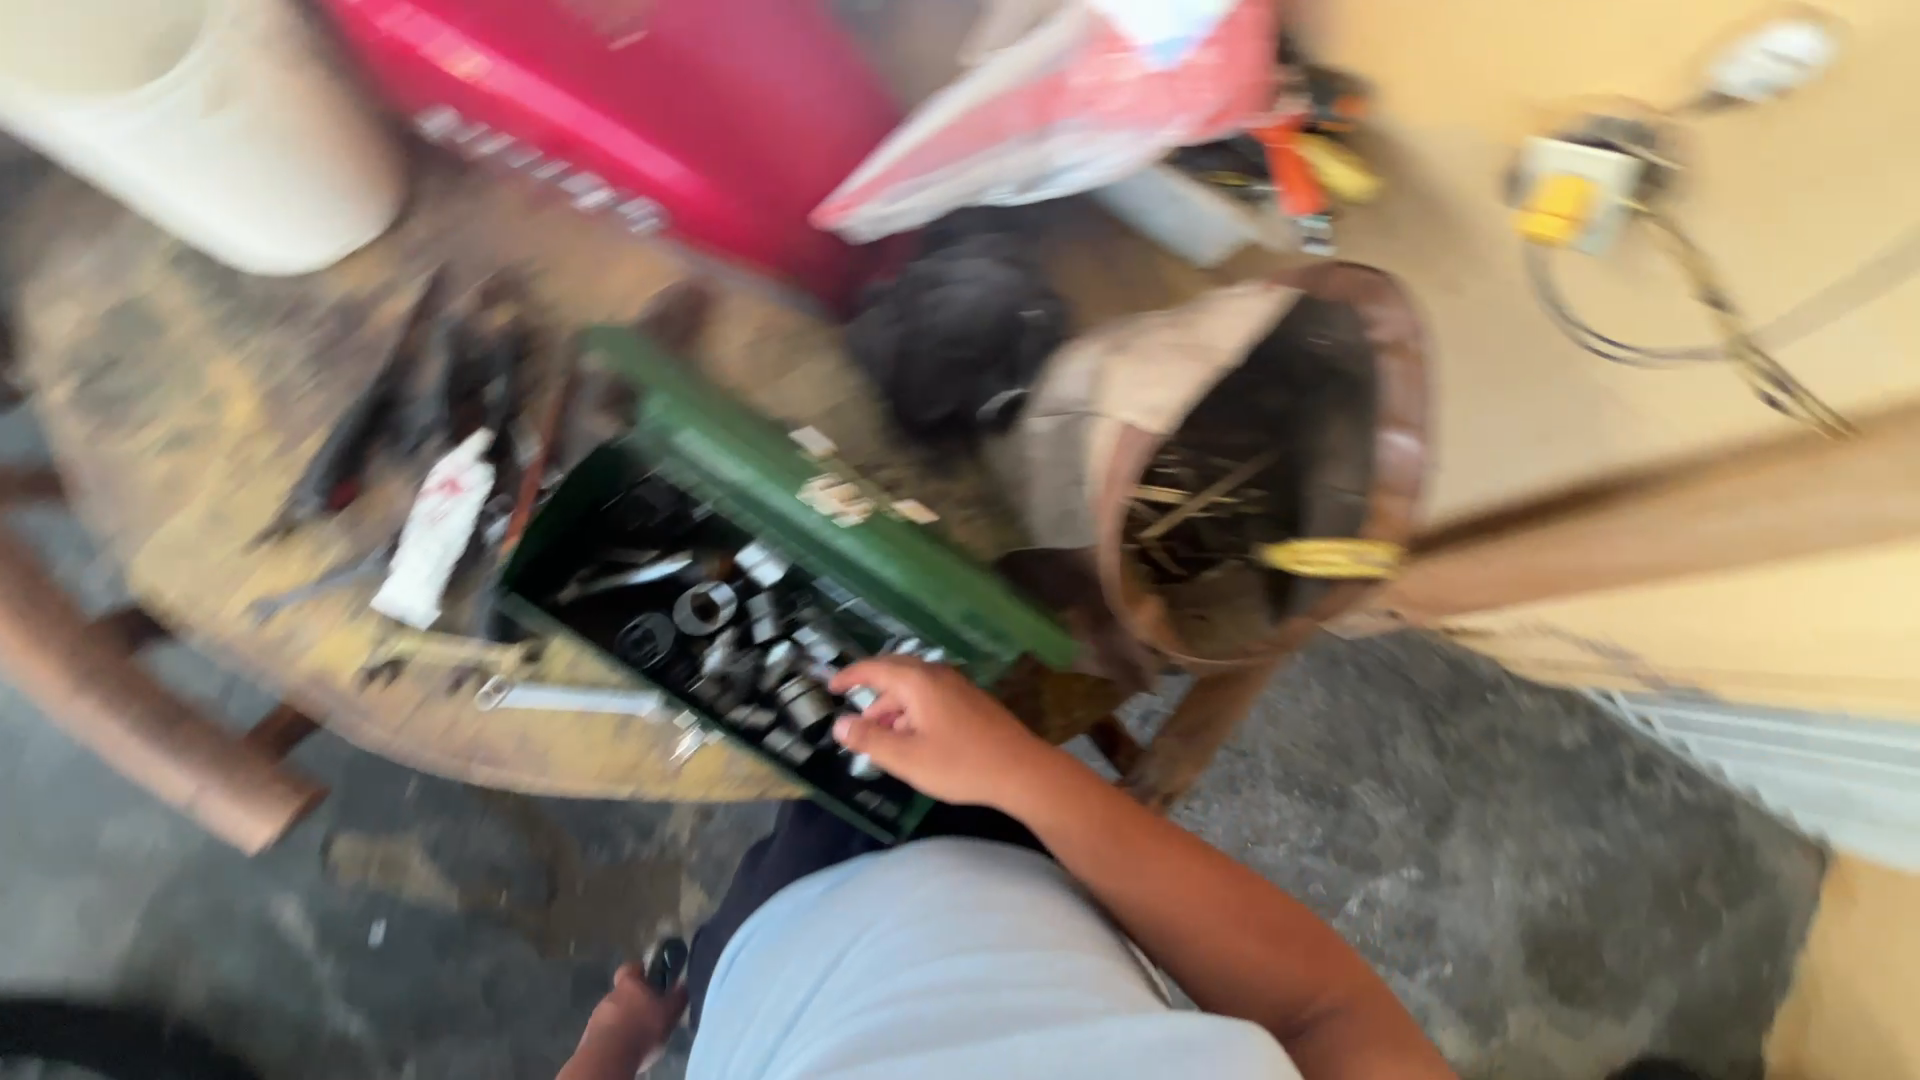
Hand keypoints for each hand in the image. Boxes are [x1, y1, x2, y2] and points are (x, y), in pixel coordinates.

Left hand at [558, 962, 684, 1079]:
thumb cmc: (642, 1029)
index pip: (632, 967)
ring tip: (637, 1034)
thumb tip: (686, 982)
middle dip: (633, 1001)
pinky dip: (614, 1037)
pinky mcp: (588, 1038)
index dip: (640, 971)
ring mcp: (596, 1017)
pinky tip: (625, 1048)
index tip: (650, 978)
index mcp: (629, 983)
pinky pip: (604, 1032)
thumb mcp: (670, 1012)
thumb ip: (678, 996)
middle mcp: (610, 995)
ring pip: (613, 1013)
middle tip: (649, 1012)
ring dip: (623, 1020)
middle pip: (622, 992)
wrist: (607, 1060)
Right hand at [829, 656, 1058, 807]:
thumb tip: (840, 724)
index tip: (832, 687)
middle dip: (872, 694)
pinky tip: (914, 740)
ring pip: (915, 688)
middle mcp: (937, 675)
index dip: (850, 676)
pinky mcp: (971, 701)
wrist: (1021, 770)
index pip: (875, 668)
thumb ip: (870, 739)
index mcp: (918, 681)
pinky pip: (932, 697)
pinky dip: (913, 712)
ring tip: (883, 741)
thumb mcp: (906, 758)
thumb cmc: (960, 764)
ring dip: (894, 709)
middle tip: (856, 720)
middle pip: (896, 673)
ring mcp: (958, 686)